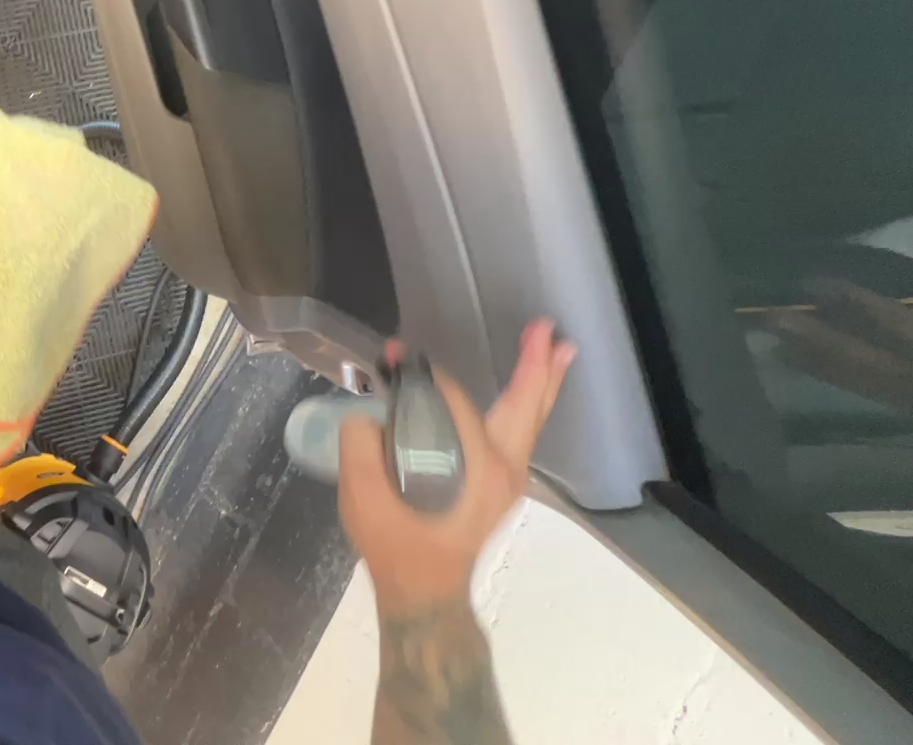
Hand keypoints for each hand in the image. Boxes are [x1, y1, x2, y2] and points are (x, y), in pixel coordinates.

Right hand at [338, 319, 575, 612]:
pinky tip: (521, 394)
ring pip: (529, 418)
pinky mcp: (500, 483)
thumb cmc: (395, 541)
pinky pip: (517, 432)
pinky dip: (525, 404)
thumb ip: (362, 444)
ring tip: (554, 350)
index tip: (392, 353)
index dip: (421, 374)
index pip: (453, 402)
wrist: (422, 587)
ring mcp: (508, 477)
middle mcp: (504, 467)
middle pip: (525, 407)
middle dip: (538, 366)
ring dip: (540, 382)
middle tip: (551, 330)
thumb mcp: (363, 493)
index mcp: (475, 466)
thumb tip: (368, 417)